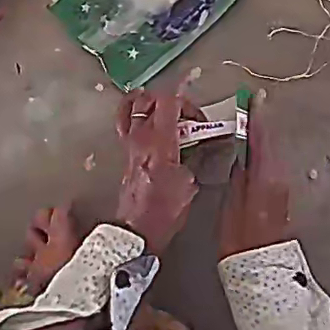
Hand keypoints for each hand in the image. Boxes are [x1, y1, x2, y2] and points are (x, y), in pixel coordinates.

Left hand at [114, 88, 198, 253]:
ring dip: (151, 102)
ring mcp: (129, 143)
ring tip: (163, 107)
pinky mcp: (125, 151)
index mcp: (159, 142)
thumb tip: (204, 146)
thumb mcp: (190, 182)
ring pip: (134, 106)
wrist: (139, 229)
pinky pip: (124, 121)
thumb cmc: (165, 209)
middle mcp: (141, 138)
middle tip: (187, 116)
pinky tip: (142, 113)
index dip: (187, 103)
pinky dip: (132, 111)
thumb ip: (196, 157)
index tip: (199, 118)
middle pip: (152, 100)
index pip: (169, 103)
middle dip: (173, 102)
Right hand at [218, 90, 292, 258]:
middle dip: (262, 125)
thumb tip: (240, 158)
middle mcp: (280, 179)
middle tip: (254, 105)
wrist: (264, 270)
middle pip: (271, 144)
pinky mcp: (284, 197)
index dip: (258, 118)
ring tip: (253, 124)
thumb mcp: (231, 210)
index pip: (262, 140)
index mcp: (265, 178)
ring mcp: (284, 188)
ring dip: (264, 140)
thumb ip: (237, 180)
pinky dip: (266, 155)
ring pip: (273, 155)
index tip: (257, 99)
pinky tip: (257, 153)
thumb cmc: (241, 242)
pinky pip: (274, 167)